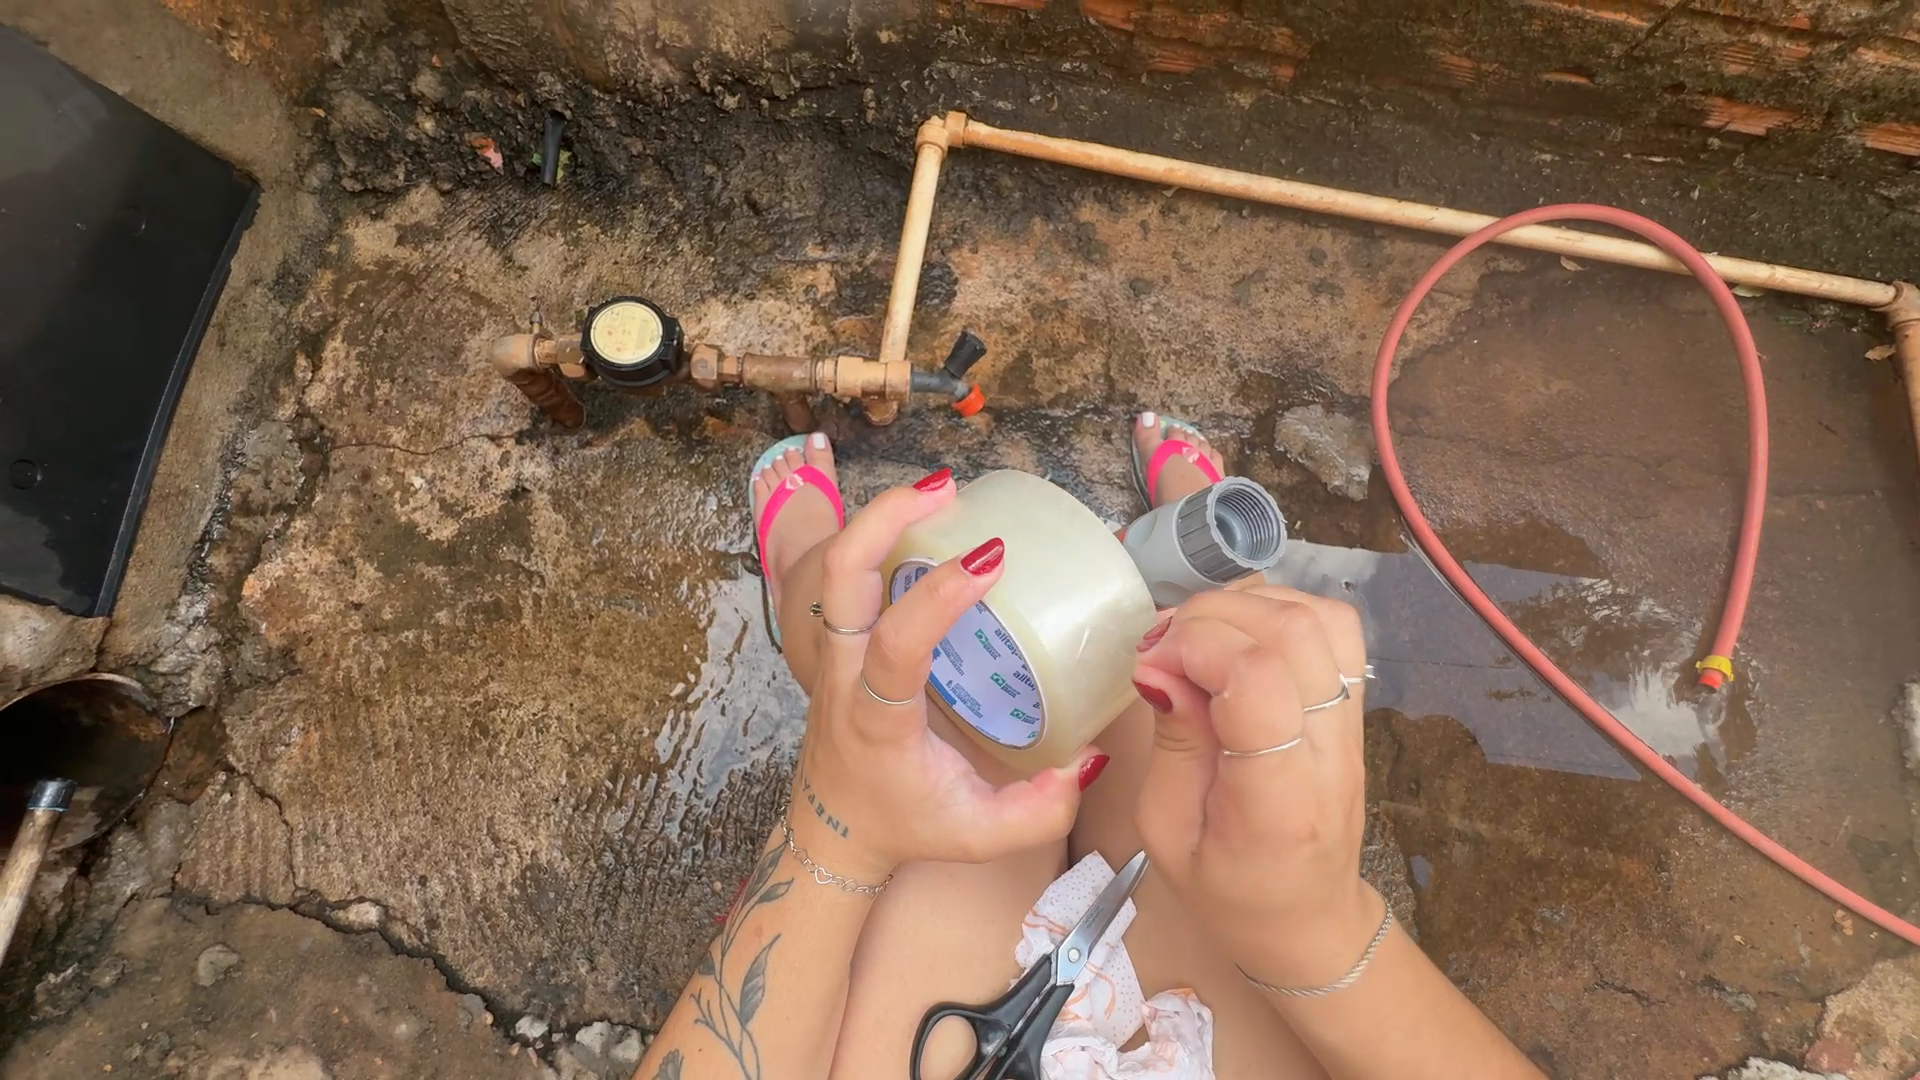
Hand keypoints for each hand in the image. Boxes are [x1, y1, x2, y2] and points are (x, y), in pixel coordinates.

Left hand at [788, 476, 1101, 881]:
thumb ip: (1041, 812)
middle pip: (840, 577)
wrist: (833, 827)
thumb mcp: (978, 834)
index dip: (940, 596)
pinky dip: (879, 540)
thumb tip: (1086, 759)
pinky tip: (922, 528)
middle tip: (947, 490)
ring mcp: (833, 654)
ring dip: (880, 519)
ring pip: (835, 569)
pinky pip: (847, 578)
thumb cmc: (904, 824)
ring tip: (940, 493)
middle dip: (886, 519)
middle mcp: (844, 675)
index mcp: (877, 719)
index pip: (896, 643)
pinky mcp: (839, 644)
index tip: (991, 559)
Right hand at [1132, 586, 1380, 985]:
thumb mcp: (1167, 830)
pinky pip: (1334, 630)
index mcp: (1278, 799)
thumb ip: (1170, 740)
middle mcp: (1329, 750)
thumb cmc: (1227, 889)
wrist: (1308, 921)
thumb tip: (1158, 661)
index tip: (1151, 659)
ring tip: (1201, 633)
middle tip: (1166, 643)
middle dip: (1213, 615)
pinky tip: (1238, 634)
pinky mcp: (1354, 709)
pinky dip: (1280, 609)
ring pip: (1322, 618)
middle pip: (1293, 633)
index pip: (1258, 678)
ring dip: (1248, 605)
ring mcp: (1352, 725)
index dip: (1197, 645)